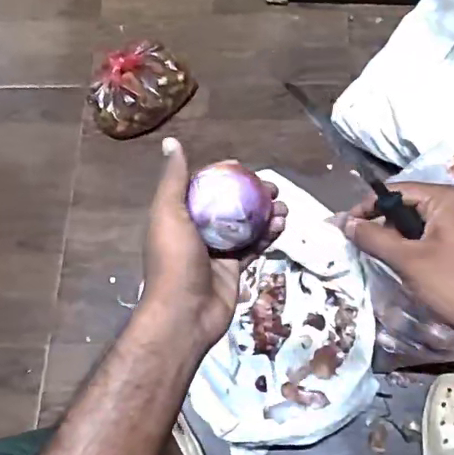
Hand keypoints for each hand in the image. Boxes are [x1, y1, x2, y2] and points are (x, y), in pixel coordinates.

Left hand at [142, 138, 286, 349]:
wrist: (184, 313)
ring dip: (265, 215)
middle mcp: (197, 231)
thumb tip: (171, 141)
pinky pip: (253, 247)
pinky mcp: (233, 269)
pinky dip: (268, 236)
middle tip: (274, 189)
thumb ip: (174, 179)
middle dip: (252, 195)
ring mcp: (217, 251)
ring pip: (245, 226)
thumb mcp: (169, 213)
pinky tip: (282, 226)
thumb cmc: (174, 260)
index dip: (225, 176)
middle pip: (229, 206)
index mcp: (179, 216)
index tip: (244, 167)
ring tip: (284, 207)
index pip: (204, 188)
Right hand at [344, 182, 453, 342]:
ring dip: (399, 238)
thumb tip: (346, 222)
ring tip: (379, 258)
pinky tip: (406, 267)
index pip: (396, 190)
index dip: (367, 207)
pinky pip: (435, 236)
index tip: (345, 227)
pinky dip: (416, 247)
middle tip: (359, 245)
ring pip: (421, 223)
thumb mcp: (409, 261)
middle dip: (383, 224)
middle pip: (409, 205)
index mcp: (447, 198)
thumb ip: (375, 238)